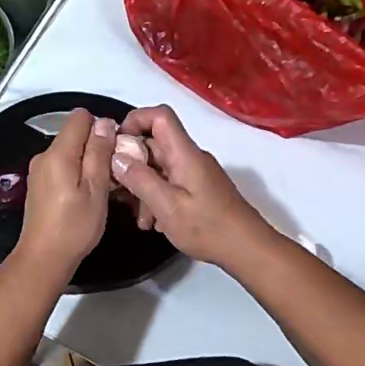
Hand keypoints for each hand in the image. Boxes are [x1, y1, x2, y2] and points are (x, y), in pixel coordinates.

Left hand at [15, 109, 116, 271]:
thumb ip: (99, 153)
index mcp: (58, 153)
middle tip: (113, 174)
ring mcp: (39, 171)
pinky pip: (62, 167)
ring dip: (88, 163)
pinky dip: (76, 174)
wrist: (43, 258)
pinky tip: (86, 196)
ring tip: (102, 188)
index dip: (101, 127)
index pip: (80, 117)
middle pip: (75, 135)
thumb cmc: (74, 226)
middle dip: (96, 146)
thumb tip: (104, 122)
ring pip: (70, 152)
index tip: (114, 150)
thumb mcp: (96, 189)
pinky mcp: (39, 184)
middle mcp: (44, 155)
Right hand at [112, 105, 275, 266]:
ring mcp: (195, 173)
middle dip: (132, 164)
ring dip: (143, 187)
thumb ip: (140, 179)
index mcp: (185, 154)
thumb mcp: (167, 206)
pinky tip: (155, 223)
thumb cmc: (208, 227)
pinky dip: (156, 197)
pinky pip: (169, 182)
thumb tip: (116, 157)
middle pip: (155, 144)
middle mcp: (190, 157)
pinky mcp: (198, 189)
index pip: (160, 116)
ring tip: (141, 219)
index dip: (135, 120)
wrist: (248, 249)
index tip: (116, 145)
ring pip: (159, 167)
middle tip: (119, 190)